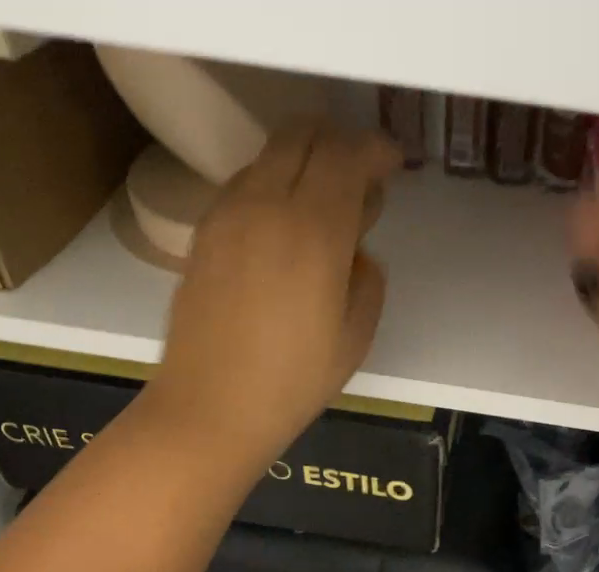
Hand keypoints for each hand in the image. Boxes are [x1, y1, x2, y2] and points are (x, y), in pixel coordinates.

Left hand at [143, 124, 400, 463]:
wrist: (210, 408)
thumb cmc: (293, 382)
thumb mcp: (356, 336)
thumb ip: (367, 279)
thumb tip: (356, 252)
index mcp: (313, 230)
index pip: (346, 155)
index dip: (377, 150)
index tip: (394, 163)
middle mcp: (265, 205)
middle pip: (302, 135)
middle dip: (338, 142)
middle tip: (362, 177)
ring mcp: (227, 214)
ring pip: (270, 155)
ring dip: (304, 163)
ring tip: (324, 207)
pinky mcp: (204, 232)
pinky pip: (245, 185)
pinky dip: (273, 185)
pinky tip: (285, 229)